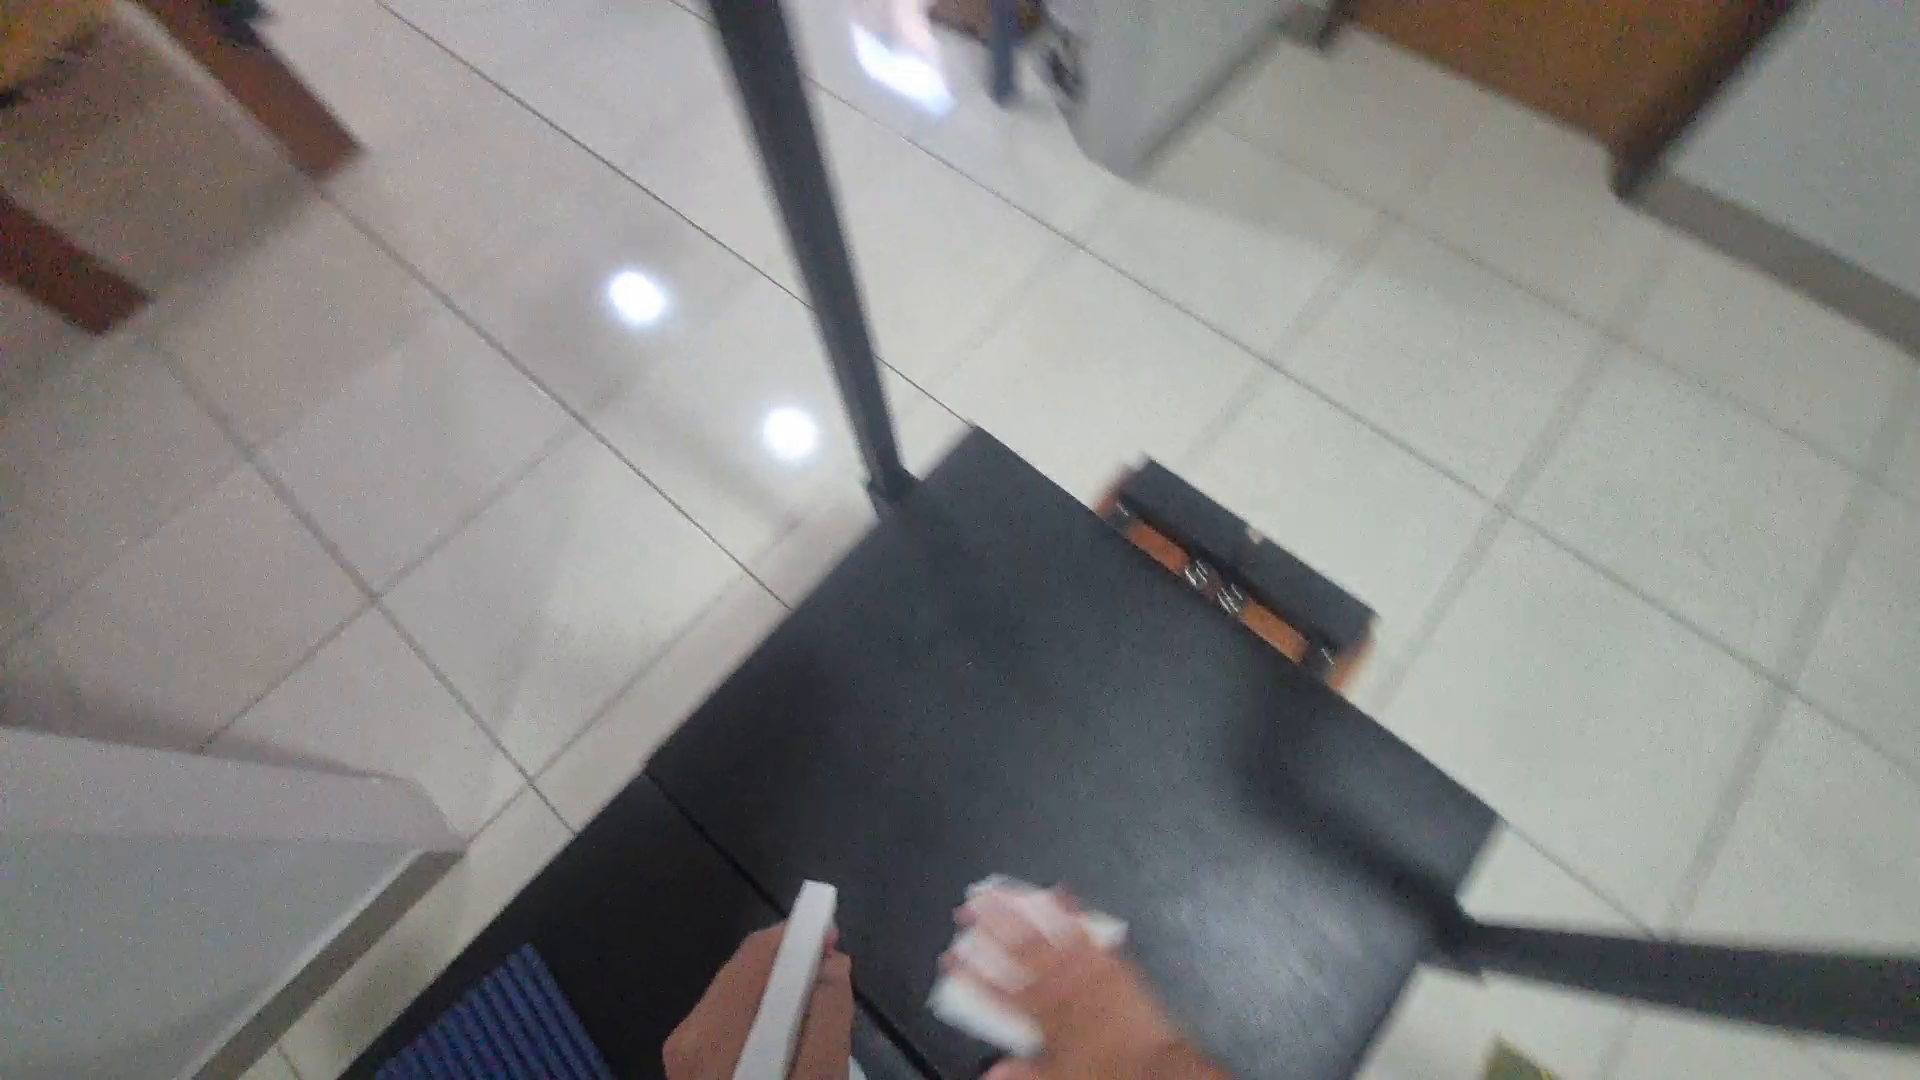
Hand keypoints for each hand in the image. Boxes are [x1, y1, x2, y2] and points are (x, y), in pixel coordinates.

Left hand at [665, 924, 853, 1079]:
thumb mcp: (817, 1079)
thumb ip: (827, 1017)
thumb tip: (833, 962)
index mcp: (710, 1034)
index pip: (754, 954)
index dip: (799, 935)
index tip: (836, 938)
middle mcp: (687, 1039)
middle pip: (746, 973)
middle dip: (794, 965)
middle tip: (837, 976)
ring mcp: (687, 1061)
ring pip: (743, 999)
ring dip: (785, 993)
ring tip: (822, 1010)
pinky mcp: (696, 1075)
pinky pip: (737, 1027)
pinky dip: (769, 1020)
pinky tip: (794, 1043)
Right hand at [945, 889, 1221, 1079]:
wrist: (1157, 1071)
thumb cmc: (1106, 1075)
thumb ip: (1023, 1073)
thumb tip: (989, 1072)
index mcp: (1044, 1016)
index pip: (998, 991)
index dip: (972, 973)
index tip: (951, 956)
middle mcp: (1060, 986)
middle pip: (1019, 950)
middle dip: (991, 926)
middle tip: (969, 905)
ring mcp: (1085, 969)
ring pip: (1047, 932)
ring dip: (1021, 908)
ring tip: (1001, 889)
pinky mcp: (1109, 962)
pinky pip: (1087, 931)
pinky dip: (1072, 909)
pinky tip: (1060, 890)